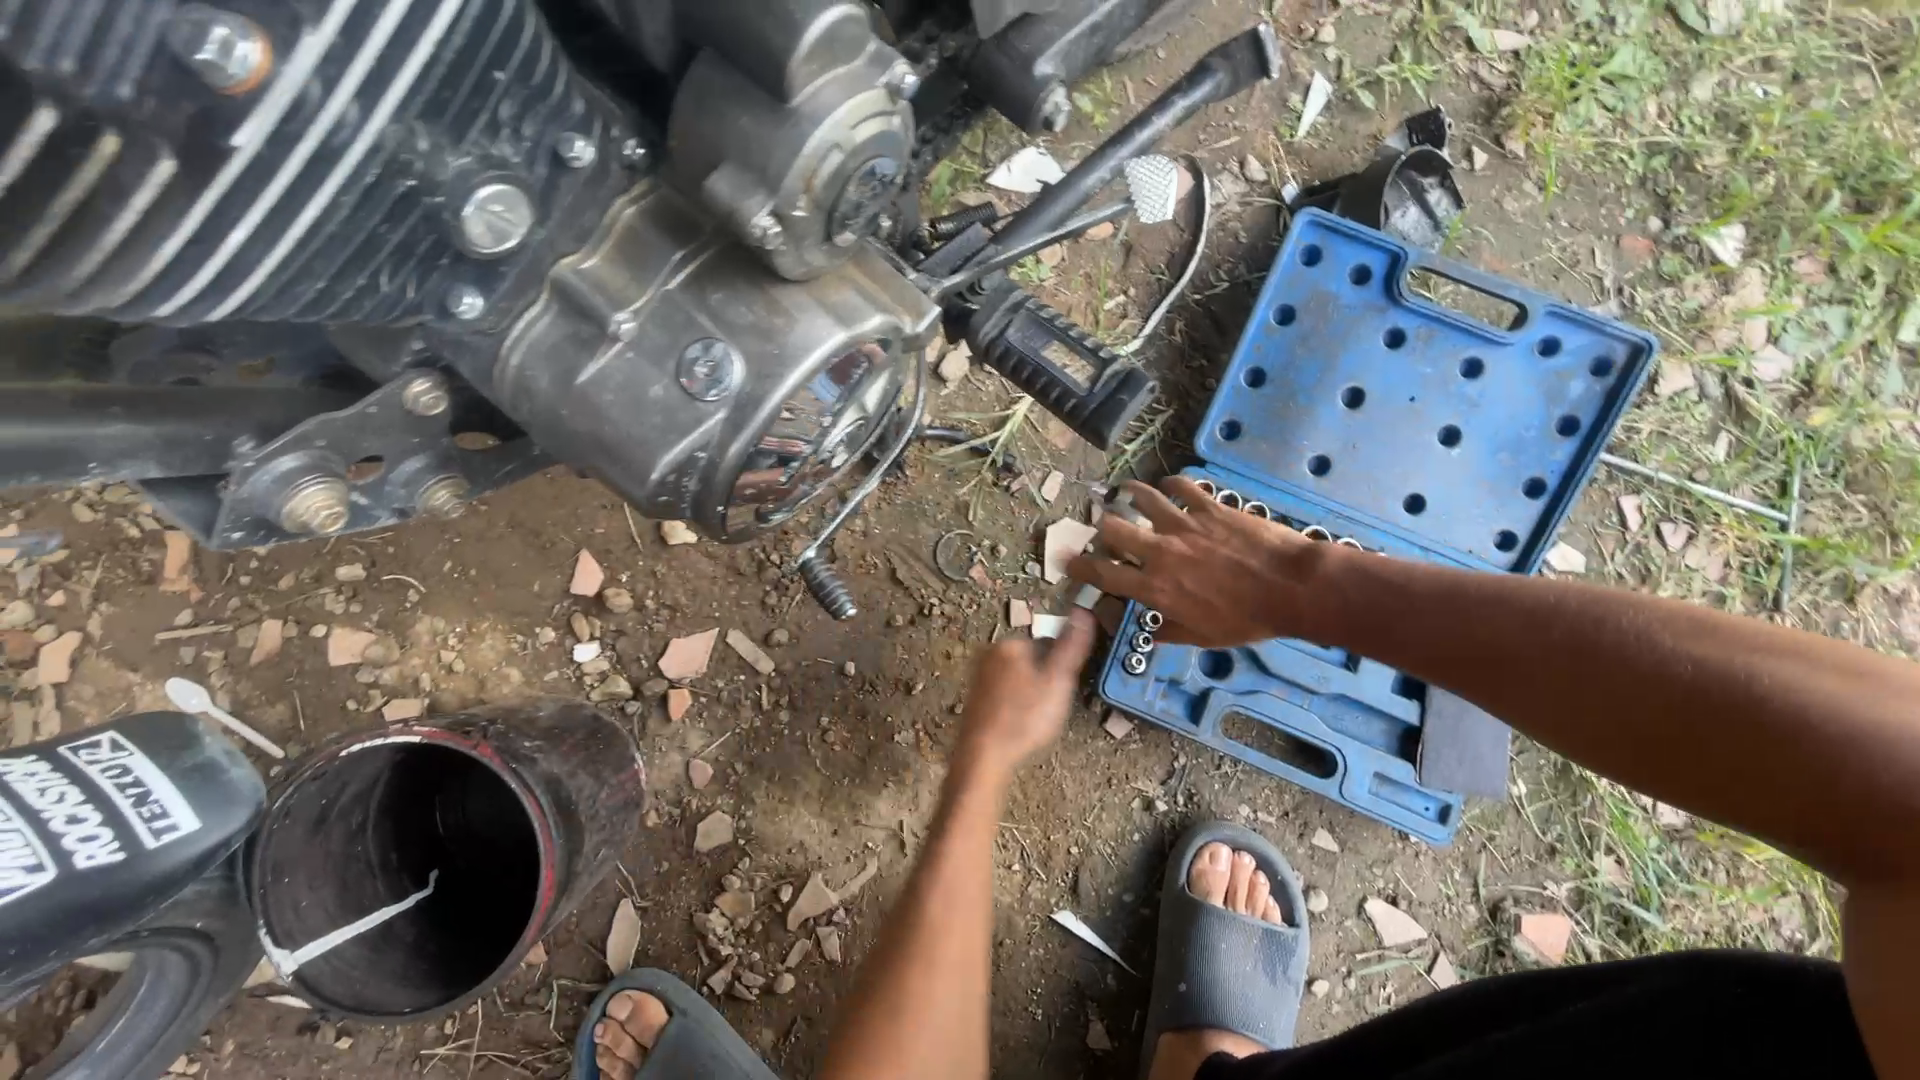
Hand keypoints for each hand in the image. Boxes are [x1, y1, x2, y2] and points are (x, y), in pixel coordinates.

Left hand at [954, 609, 1096, 781]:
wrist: (983, 756)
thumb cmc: (1021, 719)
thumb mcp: (1058, 680)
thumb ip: (1071, 645)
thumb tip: (1083, 613)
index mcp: (1009, 644)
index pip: (1047, 643)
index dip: (1060, 668)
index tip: (1061, 689)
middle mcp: (988, 655)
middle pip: (1032, 661)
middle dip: (1044, 682)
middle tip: (1048, 707)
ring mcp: (979, 678)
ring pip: (1019, 681)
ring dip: (1030, 697)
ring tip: (1033, 720)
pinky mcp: (975, 700)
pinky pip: (1005, 697)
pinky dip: (1015, 709)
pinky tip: (1018, 726)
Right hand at [1066, 476, 1330, 647]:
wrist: (1289, 588)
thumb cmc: (1247, 620)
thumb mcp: (1203, 638)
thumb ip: (1170, 631)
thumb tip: (1151, 630)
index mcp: (1154, 588)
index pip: (1103, 574)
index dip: (1079, 566)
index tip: (1068, 561)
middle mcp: (1160, 552)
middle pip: (1113, 529)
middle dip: (1101, 527)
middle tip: (1103, 527)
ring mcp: (1184, 525)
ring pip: (1142, 499)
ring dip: (1129, 494)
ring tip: (1124, 490)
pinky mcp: (1209, 507)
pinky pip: (1182, 487)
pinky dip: (1172, 484)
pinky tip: (1170, 484)